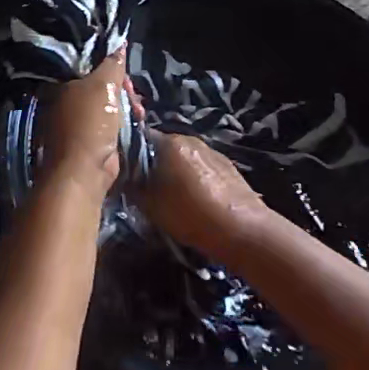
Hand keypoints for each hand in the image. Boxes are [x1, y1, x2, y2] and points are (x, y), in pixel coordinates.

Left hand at [35, 50, 132, 199]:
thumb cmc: (90, 123)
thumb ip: (112, 64)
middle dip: (122, 88)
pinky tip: (136, 120)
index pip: (87, 65)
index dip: (108, 65)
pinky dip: (123, 120)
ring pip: (107, 103)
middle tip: (133, 95)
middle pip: (100, 84)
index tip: (125, 71)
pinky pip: (109, 121)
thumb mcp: (103, 86)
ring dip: (126, 105)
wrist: (86, 169)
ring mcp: (75, 120)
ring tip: (139, 110)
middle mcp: (64, 99)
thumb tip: (120, 43)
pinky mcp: (88, 137)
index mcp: (61, 83)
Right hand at [137, 132, 274, 259]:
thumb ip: (131, 185)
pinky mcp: (228, 166)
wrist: (244, 231)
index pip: (139, 138)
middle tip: (147, 187)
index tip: (126, 173)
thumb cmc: (190, 214)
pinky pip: (201, 166)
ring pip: (183, 157)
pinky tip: (196, 199)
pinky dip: (194, 178)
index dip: (129, 154)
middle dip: (153, 163)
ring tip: (173, 195)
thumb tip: (123, 176)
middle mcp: (190, 139)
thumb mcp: (149, 204)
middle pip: (162, 146)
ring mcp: (212, 151)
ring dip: (175, 171)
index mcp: (169, 143)